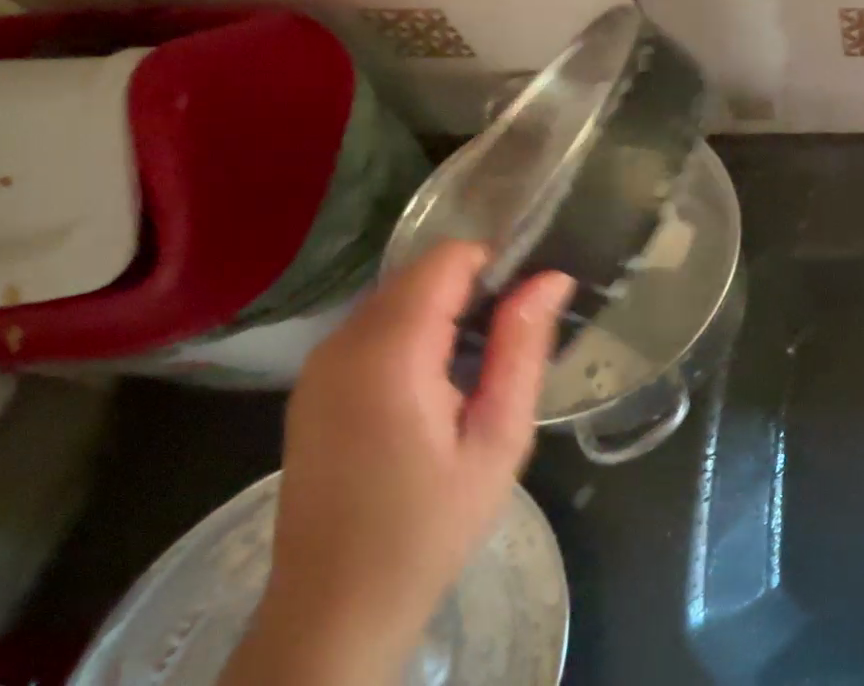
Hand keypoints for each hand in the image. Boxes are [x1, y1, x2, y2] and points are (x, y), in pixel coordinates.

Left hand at [233, 242, 570, 683]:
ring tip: (485, 365)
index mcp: (387, 354)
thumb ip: (521, 348)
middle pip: (418, 276)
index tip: (534, 302)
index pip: (446, 260)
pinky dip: (414, 335)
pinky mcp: (312, 390)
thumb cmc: (431, 523)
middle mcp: (340, 345)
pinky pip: (372, 331)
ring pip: (395, 300)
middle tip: (518, 341)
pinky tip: (442, 386)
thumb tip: (551, 278)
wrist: (337, 603)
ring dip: (444, 312)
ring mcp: (318, 368)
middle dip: (473, 288)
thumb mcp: (499, 435)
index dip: (498, 265)